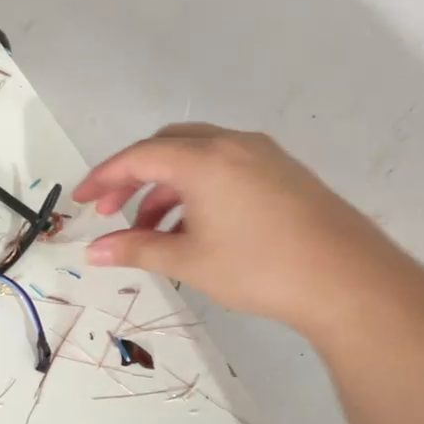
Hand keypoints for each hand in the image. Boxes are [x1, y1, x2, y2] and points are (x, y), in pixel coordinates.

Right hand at [75, 124, 423, 332]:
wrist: (343, 277)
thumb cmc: (255, 266)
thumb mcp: (185, 260)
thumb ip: (134, 249)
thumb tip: (93, 251)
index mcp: (205, 161)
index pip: (139, 156)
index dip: (103, 177)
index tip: (80, 201)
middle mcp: (234, 146)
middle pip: (168, 146)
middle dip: (132, 176)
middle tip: (109, 211)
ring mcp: (262, 157)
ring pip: (196, 157)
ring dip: (162, 187)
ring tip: (147, 231)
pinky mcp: (280, 173)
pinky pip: (222, 168)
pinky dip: (193, 190)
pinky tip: (187, 228)